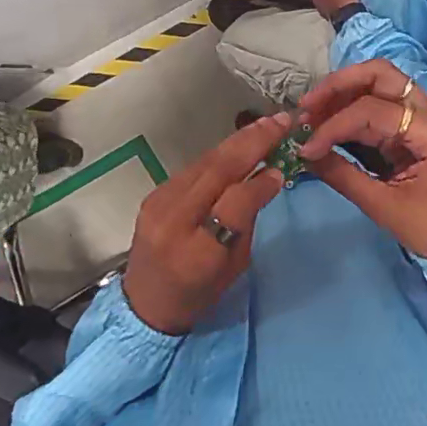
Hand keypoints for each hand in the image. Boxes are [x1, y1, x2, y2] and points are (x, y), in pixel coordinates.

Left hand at [122, 113, 292, 333]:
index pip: (234, 202)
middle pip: (216, 170)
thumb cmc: (197, 295)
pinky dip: (218, 155)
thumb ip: (247, 222)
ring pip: (203, 163)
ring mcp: (158, 203)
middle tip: (280, 121)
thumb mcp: (233, 267)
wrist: (144, 303)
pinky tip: (237, 144)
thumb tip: (266, 178)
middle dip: (252, 142)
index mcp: (198, 251)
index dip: (260, 181)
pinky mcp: (153, 195)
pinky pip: (192, 169)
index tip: (282, 166)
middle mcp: (174, 220)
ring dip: (236, 141)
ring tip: (264, 124)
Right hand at [298, 59, 426, 257]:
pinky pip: (377, 104)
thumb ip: (341, 174)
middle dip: (338, 85)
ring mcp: (422, 117)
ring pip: (377, 83)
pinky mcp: (411, 126)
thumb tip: (303, 154)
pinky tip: (326, 122)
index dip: (334, 125)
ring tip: (311, 115)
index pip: (373, 111)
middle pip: (380, 75)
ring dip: (341, 93)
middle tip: (307, 106)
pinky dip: (349, 108)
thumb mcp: (382, 206)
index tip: (306, 147)